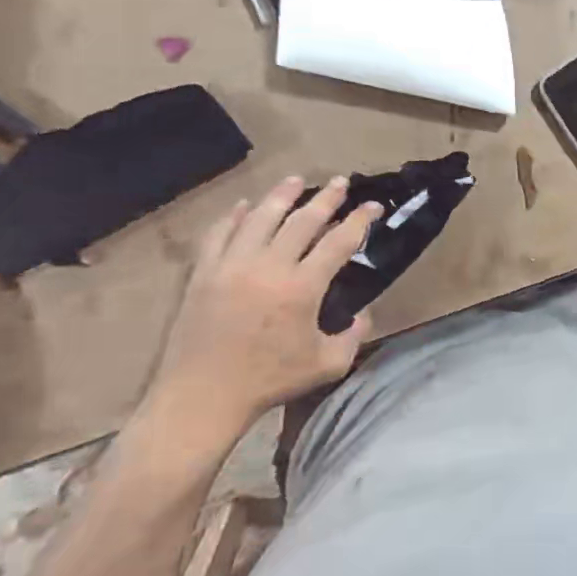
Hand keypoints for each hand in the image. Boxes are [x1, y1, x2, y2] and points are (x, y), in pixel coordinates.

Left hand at [140, 176, 383, 456]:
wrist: (203, 395)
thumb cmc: (269, 381)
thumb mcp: (327, 365)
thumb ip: (353, 336)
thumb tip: (363, 315)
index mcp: (302, 288)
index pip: (339, 241)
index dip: (360, 220)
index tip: (373, 205)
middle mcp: (269, 266)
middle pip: (302, 220)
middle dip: (326, 198)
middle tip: (340, 182)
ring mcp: (232, 265)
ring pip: (260, 217)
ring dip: (281, 195)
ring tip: (296, 180)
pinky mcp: (204, 272)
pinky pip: (219, 233)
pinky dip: (233, 216)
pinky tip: (242, 206)